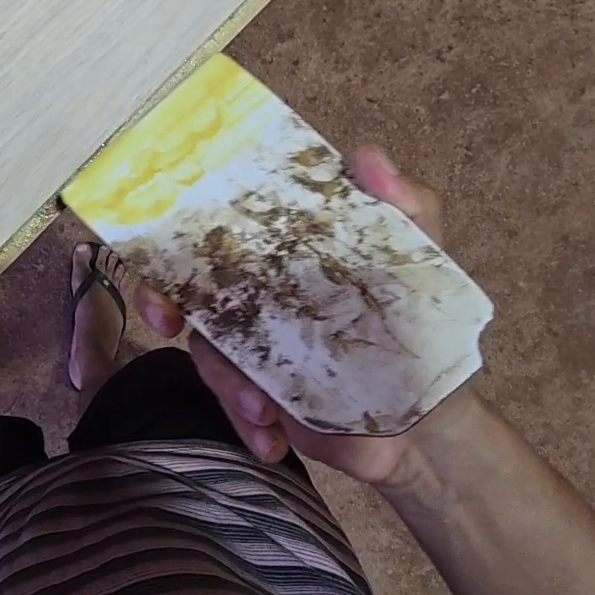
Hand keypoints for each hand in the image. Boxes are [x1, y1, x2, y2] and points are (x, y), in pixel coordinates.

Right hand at [138, 144, 468, 486]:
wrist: (432, 423)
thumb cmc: (422, 322)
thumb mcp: (421, 257)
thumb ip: (405, 206)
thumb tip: (365, 154)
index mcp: (280, 253)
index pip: (215, 231)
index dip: (176, 235)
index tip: (166, 247)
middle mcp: (252, 296)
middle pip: (186, 289)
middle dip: (162, 304)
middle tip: (170, 327)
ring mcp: (251, 350)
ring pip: (206, 353)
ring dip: (224, 380)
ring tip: (263, 408)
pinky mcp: (257, 398)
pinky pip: (228, 407)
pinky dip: (245, 424)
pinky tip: (272, 440)